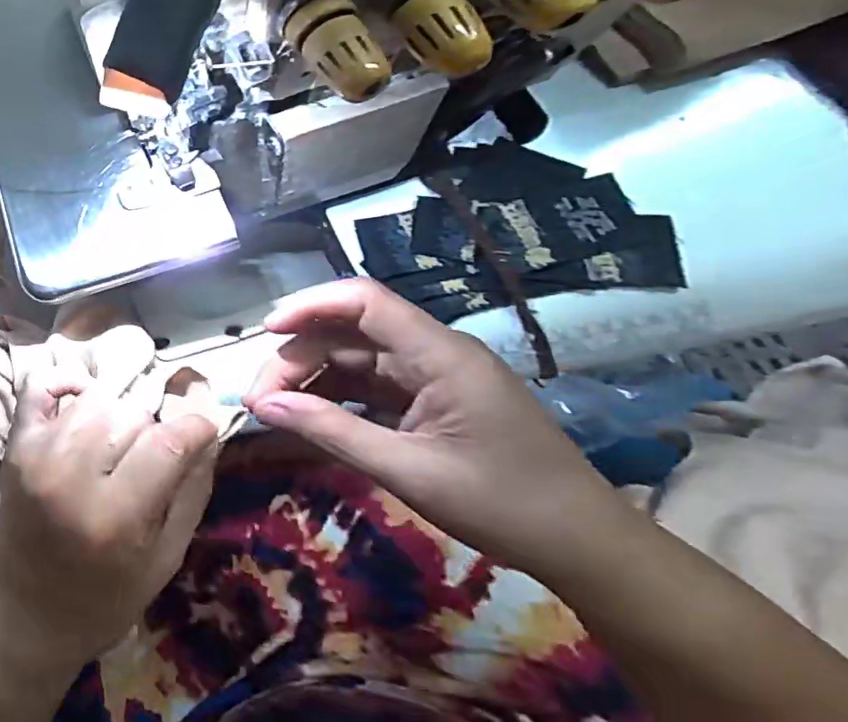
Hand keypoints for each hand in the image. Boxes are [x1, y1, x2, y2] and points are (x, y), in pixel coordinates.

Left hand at [0, 366, 219, 665]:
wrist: (27, 612)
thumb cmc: (105, 598)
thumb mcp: (165, 560)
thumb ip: (191, 492)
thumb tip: (210, 433)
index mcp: (115, 516)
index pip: (166, 442)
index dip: (195, 427)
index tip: (203, 429)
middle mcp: (71, 476)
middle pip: (130, 413)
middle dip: (153, 424)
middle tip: (155, 447)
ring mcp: (37, 454)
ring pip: (94, 397)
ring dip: (117, 409)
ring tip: (122, 436)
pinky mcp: (15, 444)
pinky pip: (40, 386)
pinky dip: (65, 381)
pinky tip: (84, 395)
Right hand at [243, 278, 626, 577]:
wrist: (586, 546)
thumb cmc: (505, 506)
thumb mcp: (410, 471)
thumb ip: (332, 431)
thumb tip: (263, 406)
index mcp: (440, 355)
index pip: (365, 300)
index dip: (309, 305)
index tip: (266, 332)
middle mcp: (434, 351)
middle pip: (348, 331)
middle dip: (298, 357)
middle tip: (261, 400)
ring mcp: (433, 373)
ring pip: (354, 355)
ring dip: (312, 377)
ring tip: (275, 409)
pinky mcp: (432, 396)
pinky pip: (371, 381)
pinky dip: (336, 394)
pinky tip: (310, 415)